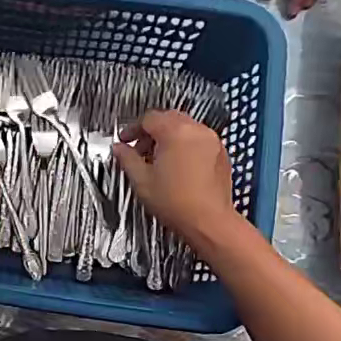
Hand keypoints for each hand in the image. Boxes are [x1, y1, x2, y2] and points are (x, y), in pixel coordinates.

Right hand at [113, 111, 244, 245]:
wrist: (209, 221)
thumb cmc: (178, 204)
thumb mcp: (142, 180)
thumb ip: (127, 159)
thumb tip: (119, 149)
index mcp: (175, 133)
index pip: (149, 119)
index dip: (132, 129)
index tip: (125, 140)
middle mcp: (196, 131)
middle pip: (168, 119)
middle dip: (151, 132)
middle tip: (139, 149)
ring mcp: (212, 141)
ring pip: (185, 128)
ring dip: (168, 137)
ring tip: (157, 159)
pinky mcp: (221, 153)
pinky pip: (198, 140)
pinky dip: (185, 146)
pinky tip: (176, 166)